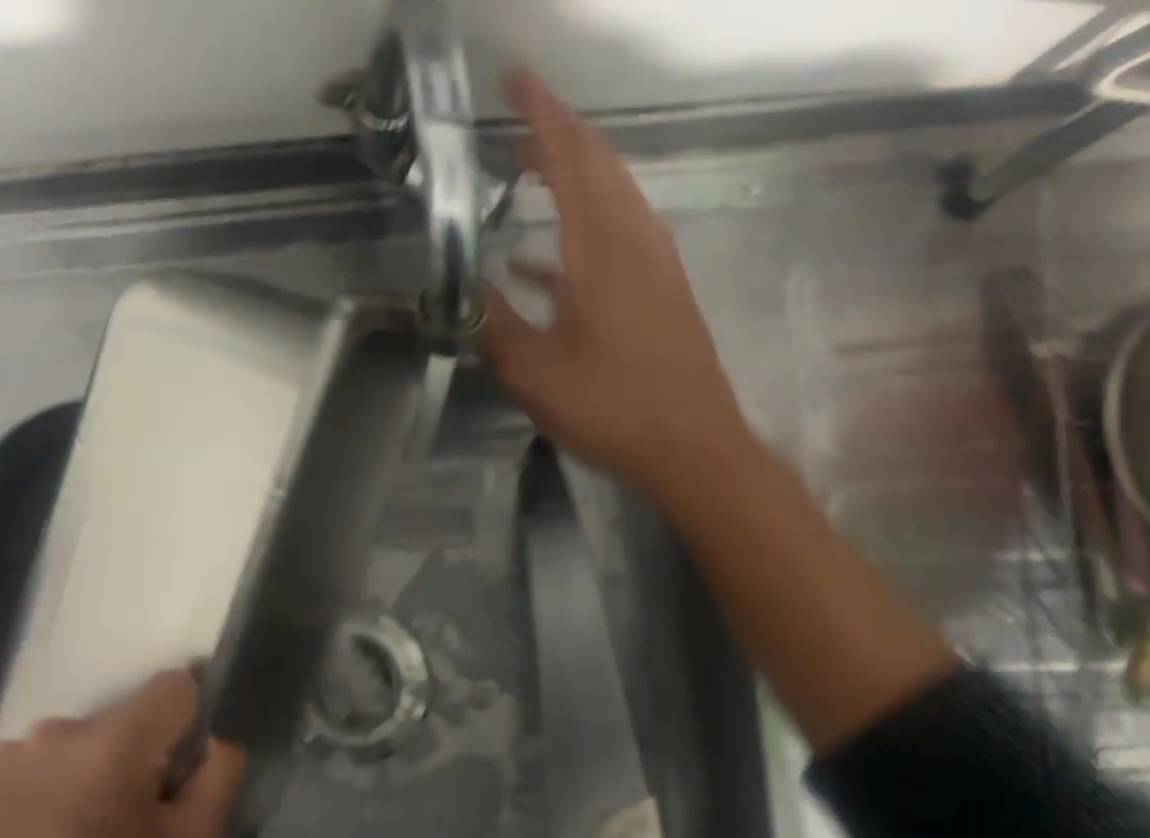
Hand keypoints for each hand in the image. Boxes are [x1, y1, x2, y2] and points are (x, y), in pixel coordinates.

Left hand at [0, 669, 247, 837]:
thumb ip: (221, 770)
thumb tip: (220, 726)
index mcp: (112, 747)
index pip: (172, 687)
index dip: (188, 718)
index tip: (182, 763)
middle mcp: (53, 731)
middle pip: (118, 718)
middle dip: (133, 754)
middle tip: (130, 815)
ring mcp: (4, 752)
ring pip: (72, 739)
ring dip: (84, 768)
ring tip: (80, 827)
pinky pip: (28, 759)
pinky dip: (41, 783)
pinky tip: (39, 830)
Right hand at [478, 69, 753, 491]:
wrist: (693, 447)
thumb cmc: (611, 407)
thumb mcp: (532, 372)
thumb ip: (489, 323)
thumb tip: (456, 286)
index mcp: (601, 250)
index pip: (570, 159)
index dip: (542, 114)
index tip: (514, 79)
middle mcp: (635, 242)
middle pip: (600, 164)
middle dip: (558, 134)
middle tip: (516, 121)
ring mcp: (655, 264)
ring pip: (615, 195)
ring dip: (576, 172)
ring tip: (531, 169)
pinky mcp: (662, 290)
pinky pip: (621, 232)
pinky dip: (584, 222)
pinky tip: (546, 255)